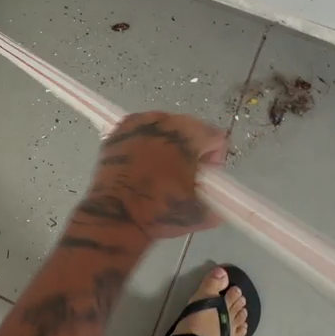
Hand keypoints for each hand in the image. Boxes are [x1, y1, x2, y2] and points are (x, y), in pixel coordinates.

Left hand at [70, 111, 225, 242]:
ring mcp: (138, 123)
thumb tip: (218, 194)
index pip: (215, 136)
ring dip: (169, 142)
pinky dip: (145, 140)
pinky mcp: (119, 129)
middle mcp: (164, 121)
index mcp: (188, 136)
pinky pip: (141, 129)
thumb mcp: (201, 212)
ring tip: (162, 167)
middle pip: (190, 127)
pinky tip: (142, 161)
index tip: (205, 175)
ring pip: (164, 125)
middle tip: (185, 172)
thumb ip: (218, 197)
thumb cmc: (160, 210)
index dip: (215, 157)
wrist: (116, 213)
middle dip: (192, 147)